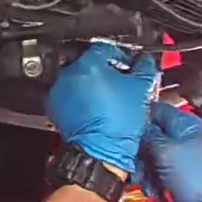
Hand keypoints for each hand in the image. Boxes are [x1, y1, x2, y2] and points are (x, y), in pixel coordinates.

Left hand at [44, 43, 158, 173]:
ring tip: (109, 95)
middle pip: (91, 61)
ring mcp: (60, 90)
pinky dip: (82, 96)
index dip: (122, 56)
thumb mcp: (141, 90)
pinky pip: (71, 93)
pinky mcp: (56, 107)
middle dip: (107, 69)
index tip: (129, 65)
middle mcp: (70, 74)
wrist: (100, 154)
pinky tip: (97, 106)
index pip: (106, 47)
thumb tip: (145, 61)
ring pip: (80, 77)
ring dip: (94, 82)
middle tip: (121, 80)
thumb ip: (145, 68)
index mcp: (89, 64)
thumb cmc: (118, 124)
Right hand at [142, 103, 201, 201]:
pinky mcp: (180, 178)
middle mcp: (186, 138)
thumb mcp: (165, 151)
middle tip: (140, 169)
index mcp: (188, 124)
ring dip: (147, 175)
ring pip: (151, 159)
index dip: (140, 121)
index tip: (126, 134)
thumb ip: (147, 135)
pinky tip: (160, 198)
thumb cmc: (198, 180)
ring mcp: (184, 158)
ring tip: (153, 189)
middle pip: (151, 138)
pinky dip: (156, 187)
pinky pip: (158, 176)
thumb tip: (135, 125)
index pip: (157, 110)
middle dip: (142, 156)